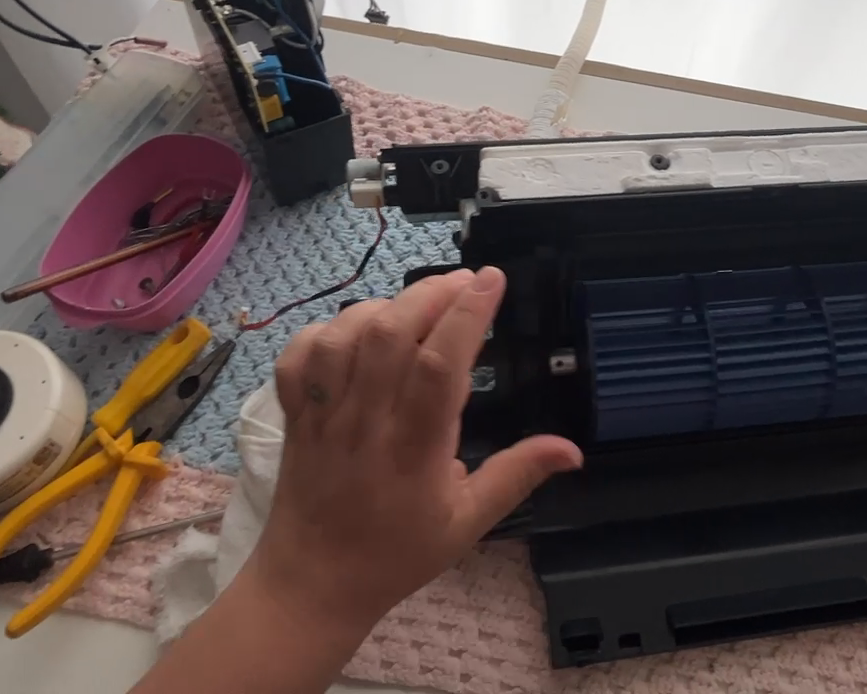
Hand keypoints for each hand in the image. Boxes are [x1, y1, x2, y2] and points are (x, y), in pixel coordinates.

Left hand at [241, 267, 583, 634]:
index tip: (492, 280)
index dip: (467, 316)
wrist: (312, 586)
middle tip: (464, 281)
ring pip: (345, 338)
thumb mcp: (469, 522)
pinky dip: (328, 329)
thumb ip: (518, 476)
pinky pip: (300, 356)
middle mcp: (365, 423)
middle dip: (430, 294)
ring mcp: (322, 416)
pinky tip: (357, 329)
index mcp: (413, 450)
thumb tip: (572, 449)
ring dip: (385, 306)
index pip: (439, 368)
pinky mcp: (293, 414)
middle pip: (390, 336)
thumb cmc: (397, 552)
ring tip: (418, 302)